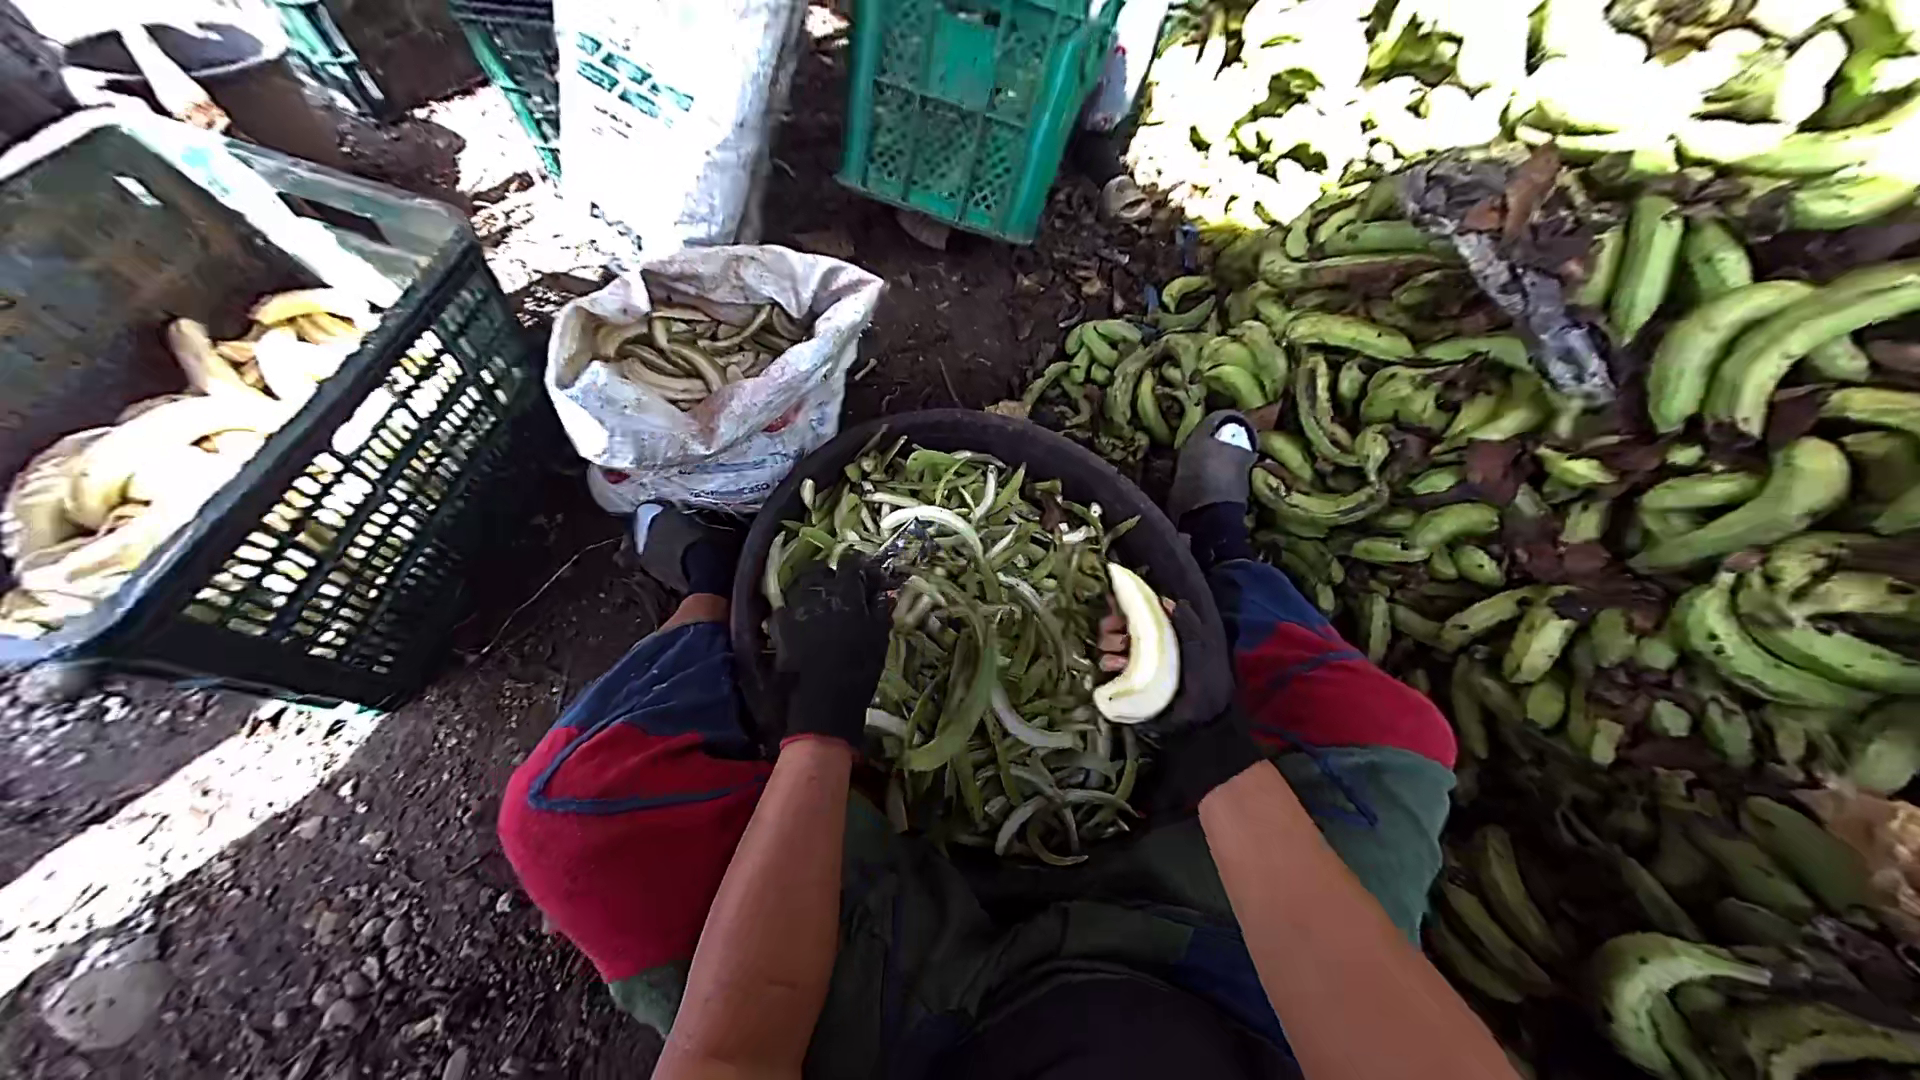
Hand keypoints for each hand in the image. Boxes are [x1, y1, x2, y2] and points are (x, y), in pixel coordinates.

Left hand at [770, 557, 893, 747]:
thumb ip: (880, 610)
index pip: (851, 564)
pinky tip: (800, 623)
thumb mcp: (878, 638)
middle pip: (820, 571)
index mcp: (845, 593)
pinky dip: (793, 613)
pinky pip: (784, 611)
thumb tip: (884, 592)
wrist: (825, 701)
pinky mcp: (780, 628)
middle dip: (830, 575)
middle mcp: (817, 594)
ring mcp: (794, 609)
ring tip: (820, 604)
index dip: (859, 566)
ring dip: (810, 591)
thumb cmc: (859, 669)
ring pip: (800, 587)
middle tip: (841, 589)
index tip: (866, 575)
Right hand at [1100, 592, 1260, 817]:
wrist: (1199, 724)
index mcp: (1166, 633)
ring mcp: (1135, 663)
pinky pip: (1108, 666)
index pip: (1139, 611)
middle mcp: (1148, 644)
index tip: (1118, 608)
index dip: (1125, 606)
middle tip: (1116, 635)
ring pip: (1109, 644)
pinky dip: (1108, 663)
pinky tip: (1115, 667)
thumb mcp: (1203, 649)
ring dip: (1109, 644)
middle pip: (1119, 625)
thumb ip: (1188, 625)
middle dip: (1112, 627)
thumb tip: (1169, 600)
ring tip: (1118, 654)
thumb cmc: (1206, 684)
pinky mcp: (1126, 681)